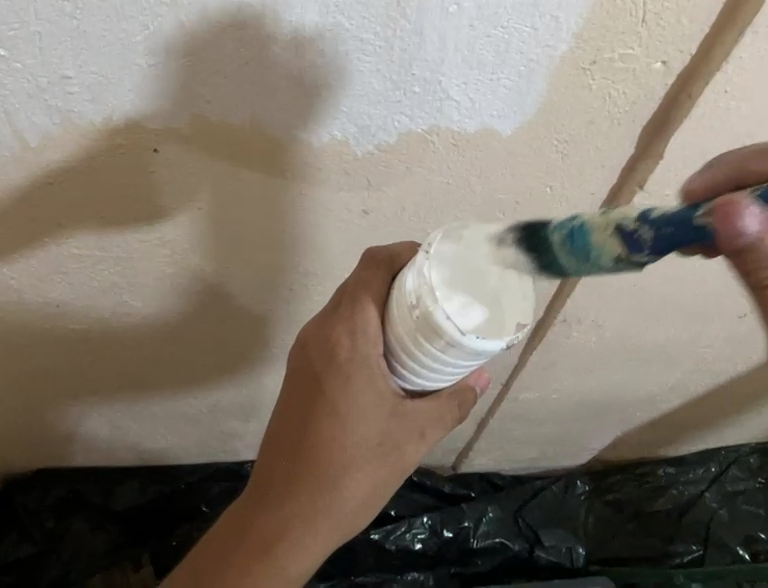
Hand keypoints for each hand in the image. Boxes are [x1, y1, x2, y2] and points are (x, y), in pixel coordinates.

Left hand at [245, 242, 489, 548]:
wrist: (285, 514)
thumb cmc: (352, 469)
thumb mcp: (413, 436)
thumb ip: (451, 401)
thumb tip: (482, 377)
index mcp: (347, 333)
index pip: (372, 265)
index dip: (404, 253)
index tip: (436, 262)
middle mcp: (320, 330)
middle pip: (359, 281)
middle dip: (397, 278)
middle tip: (437, 293)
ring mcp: (304, 350)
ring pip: (344, 306)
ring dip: (378, 304)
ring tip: (418, 322)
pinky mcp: (298, 371)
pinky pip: (333, 330)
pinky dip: (361, 326)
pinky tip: (387, 355)